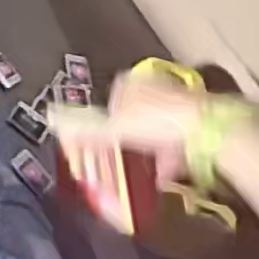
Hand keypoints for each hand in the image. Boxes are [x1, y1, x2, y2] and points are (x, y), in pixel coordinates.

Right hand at [46, 74, 219, 231]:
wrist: (207, 128)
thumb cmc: (153, 121)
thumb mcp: (114, 128)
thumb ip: (85, 129)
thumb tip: (52, 122)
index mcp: (127, 83)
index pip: (109, 103)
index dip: (105, 127)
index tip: (106, 147)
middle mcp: (151, 85)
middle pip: (134, 117)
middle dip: (131, 142)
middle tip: (126, 163)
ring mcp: (177, 100)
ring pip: (157, 130)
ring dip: (152, 153)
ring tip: (149, 175)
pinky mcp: (199, 117)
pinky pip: (178, 139)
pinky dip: (172, 157)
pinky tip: (169, 176)